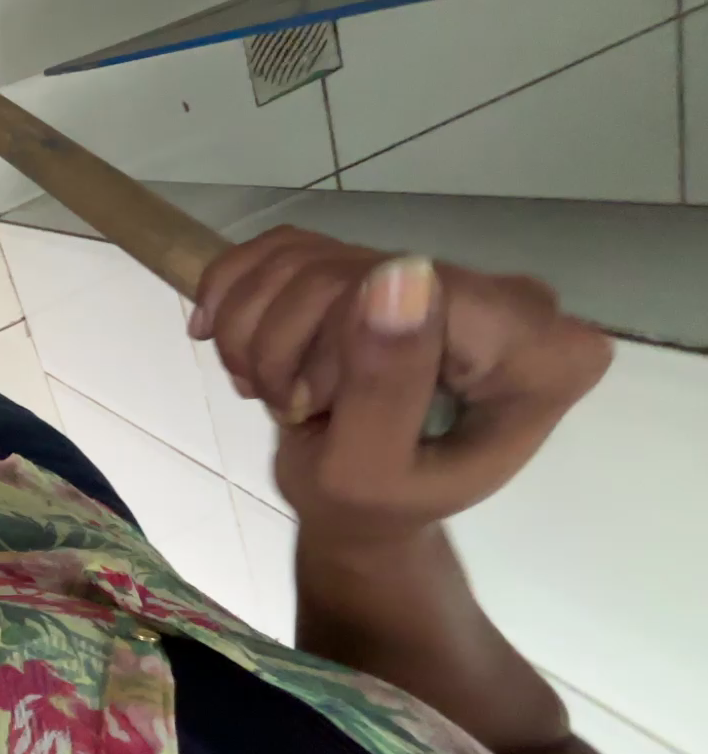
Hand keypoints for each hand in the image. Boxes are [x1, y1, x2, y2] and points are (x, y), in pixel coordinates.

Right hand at [192, 226, 612, 543]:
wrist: (354, 505)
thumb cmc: (368, 504)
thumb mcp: (366, 470)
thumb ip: (386, 386)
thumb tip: (400, 273)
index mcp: (535, 352)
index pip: (409, 291)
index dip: (327, 343)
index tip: (305, 406)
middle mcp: (504, 297)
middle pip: (340, 268)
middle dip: (275, 343)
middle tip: (280, 403)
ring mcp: (437, 276)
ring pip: (296, 257)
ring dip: (245, 328)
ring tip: (261, 383)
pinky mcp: (377, 270)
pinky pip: (280, 248)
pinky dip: (229, 294)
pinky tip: (218, 334)